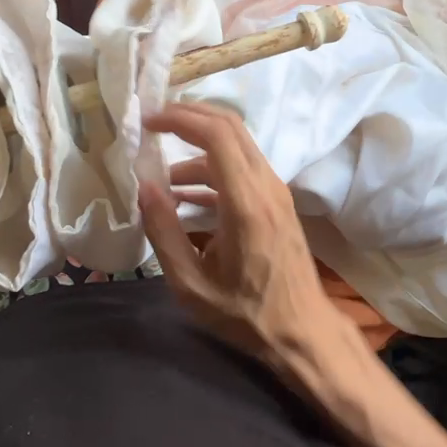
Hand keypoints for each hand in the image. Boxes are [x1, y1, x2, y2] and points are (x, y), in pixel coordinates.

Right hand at [137, 102, 353, 369]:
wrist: (302, 331)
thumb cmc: (245, 315)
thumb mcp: (191, 284)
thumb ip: (164, 232)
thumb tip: (144, 187)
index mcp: (246, 203)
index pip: (216, 136)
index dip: (180, 119)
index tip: (148, 120)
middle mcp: (266, 186)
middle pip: (229, 127)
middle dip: (189, 116)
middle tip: (153, 123)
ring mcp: (276, 191)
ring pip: (237, 144)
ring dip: (198, 146)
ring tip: (161, 175)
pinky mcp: (277, 200)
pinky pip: (242, 166)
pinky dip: (212, 167)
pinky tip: (184, 194)